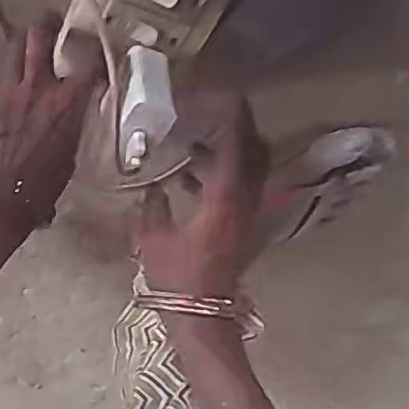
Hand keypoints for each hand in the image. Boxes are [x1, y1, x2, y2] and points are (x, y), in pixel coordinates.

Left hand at [0, 15, 101, 226]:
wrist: (3, 201)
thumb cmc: (43, 186)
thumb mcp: (72, 153)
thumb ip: (73, 124)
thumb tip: (74, 111)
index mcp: (66, 104)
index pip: (89, 64)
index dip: (96, 51)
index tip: (97, 48)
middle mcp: (37, 89)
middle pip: (42, 39)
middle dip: (49, 24)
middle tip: (52, 21)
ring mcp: (6, 92)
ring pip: (12, 46)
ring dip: (19, 35)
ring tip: (23, 30)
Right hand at [132, 95, 270, 297]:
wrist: (201, 313)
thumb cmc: (176, 275)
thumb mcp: (154, 237)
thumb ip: (153, 206)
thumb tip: (152, 188)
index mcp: (224, 199)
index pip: (237, 147)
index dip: (234, 119)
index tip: (228, 95)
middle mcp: (245, 203)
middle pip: (255, 154)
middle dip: (240, 130)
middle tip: (217, 113)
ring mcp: (247, 216)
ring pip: (250, 171)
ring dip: (230, 152)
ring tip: (197, 143)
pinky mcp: (243, 228)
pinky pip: (241, 188)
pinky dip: (224, 174)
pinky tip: (192, 177)